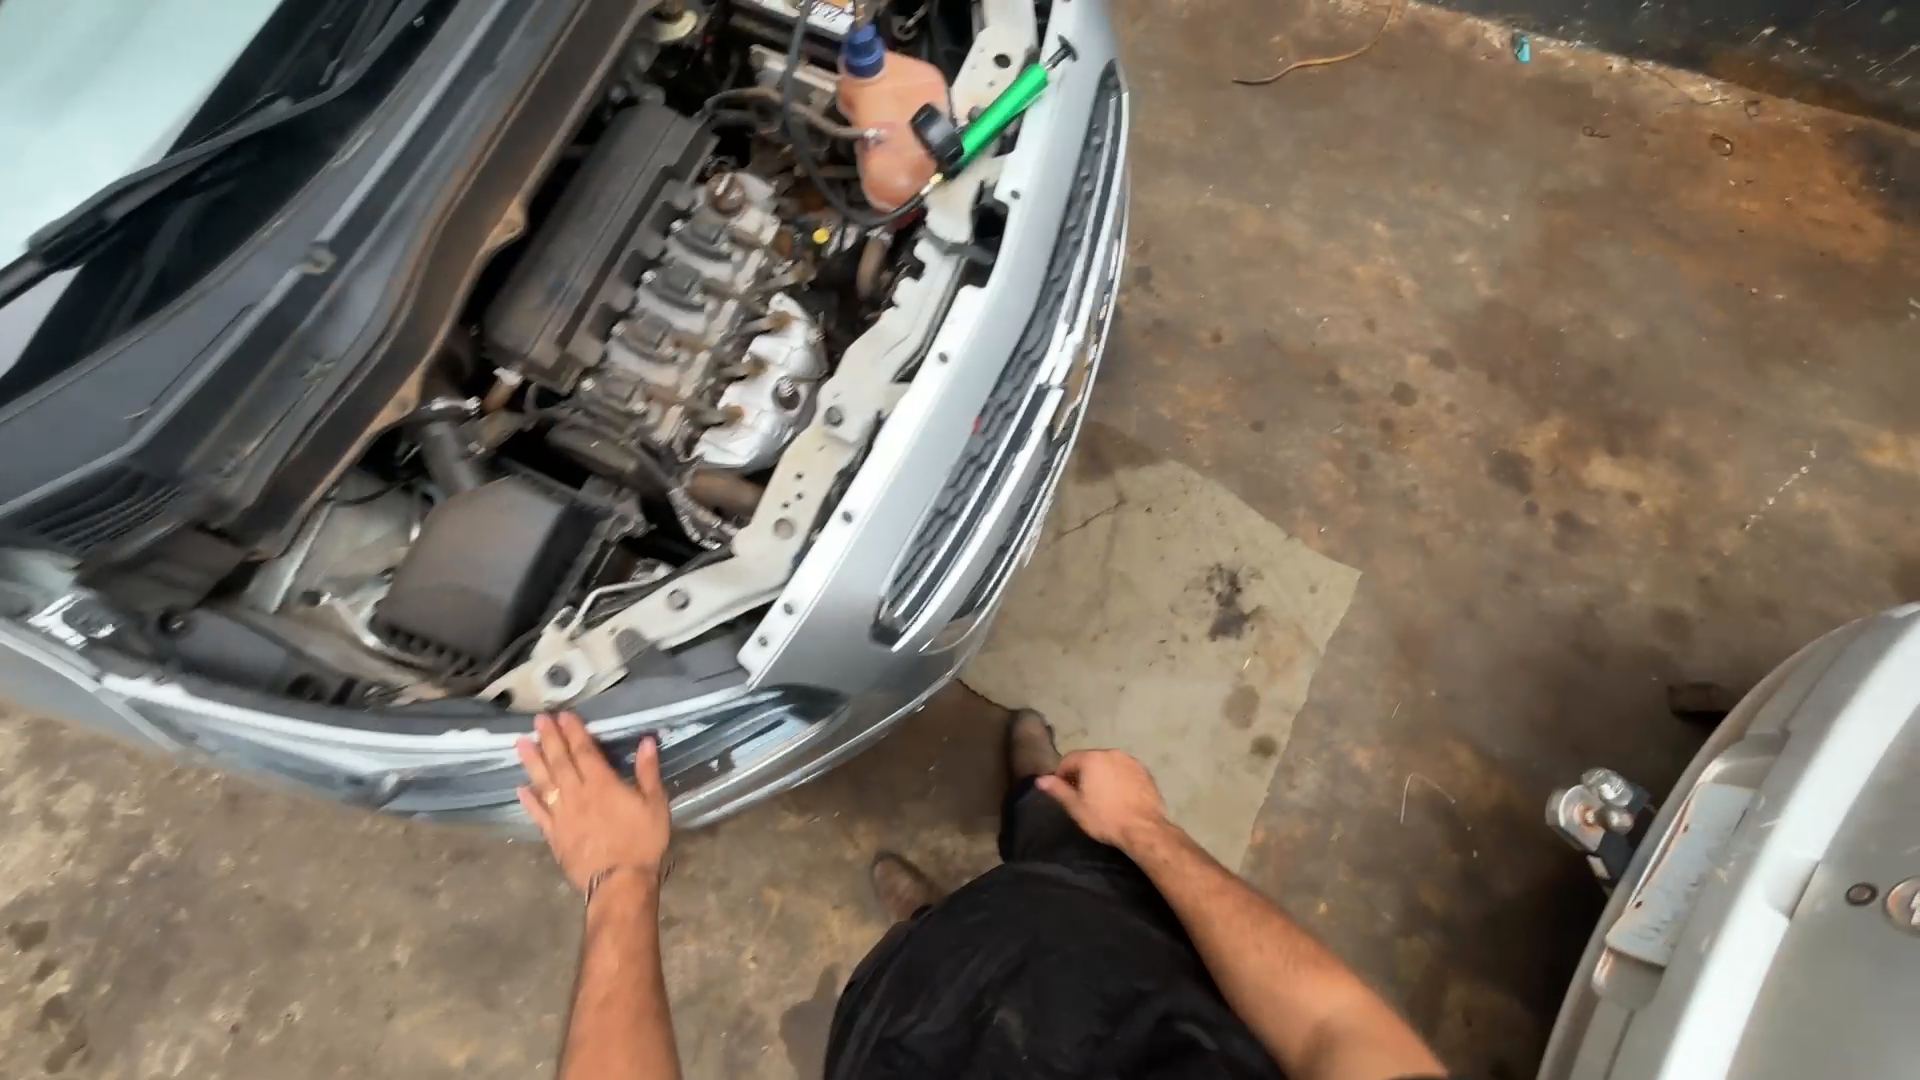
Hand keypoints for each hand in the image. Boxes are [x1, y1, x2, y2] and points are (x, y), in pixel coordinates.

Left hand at [516, 712, 670, 892]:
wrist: (619, 882)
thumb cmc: (642, 840)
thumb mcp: (655, 803)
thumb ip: (648, 771)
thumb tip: (646, 741)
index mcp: (602, 785)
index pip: (584, 751)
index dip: (574, 732)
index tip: (564, 715)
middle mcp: (577, 795)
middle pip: (560, 762)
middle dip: (550, 739)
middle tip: (538, 719)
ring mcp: (562, 816)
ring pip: (544, 783)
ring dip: (532, 762)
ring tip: (520, 743)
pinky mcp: (554, 836)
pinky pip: (538, 814)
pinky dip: (528, 800)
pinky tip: (521, 788)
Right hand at [1035, 749, 1171, 852]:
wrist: (1144, 829)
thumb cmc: (1105, 818)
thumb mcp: (1076, 807)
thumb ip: (1057, 790)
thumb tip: (1040, 779)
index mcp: (1092, 758)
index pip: (1068, 759)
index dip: (1062, 774)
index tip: (1063, 791)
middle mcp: (1111, 753)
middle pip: (1089, 759)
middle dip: (1082, 774)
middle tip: (1081, 796)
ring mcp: (1131, 761)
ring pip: (1108, 764)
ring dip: (1101, 775)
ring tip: (1102, 797)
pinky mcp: (1145, 772)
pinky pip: (1124, 770)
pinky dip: (1118, 779)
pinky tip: (1120, 797)